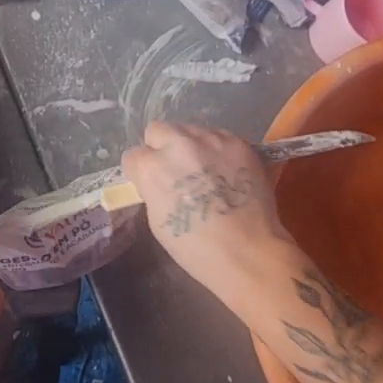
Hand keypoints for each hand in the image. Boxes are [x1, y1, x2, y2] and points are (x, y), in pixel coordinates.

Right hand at [122, 123, 296, 302]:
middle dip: (162, 148)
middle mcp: (179, 144)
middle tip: (176, 171)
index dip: (141, 171)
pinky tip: (226, 172)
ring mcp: (211, 140)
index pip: (133, 155)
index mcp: (153, 167)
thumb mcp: (157, 221)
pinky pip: (218, 137)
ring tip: (205, 171)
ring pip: (190, 130)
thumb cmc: (197, 247)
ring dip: (191, 147)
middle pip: (158, 130)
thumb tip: (156, 179)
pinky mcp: (238, 142)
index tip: (151, 183)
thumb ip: (151, 188)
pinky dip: (217, 150)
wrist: (249, 252)